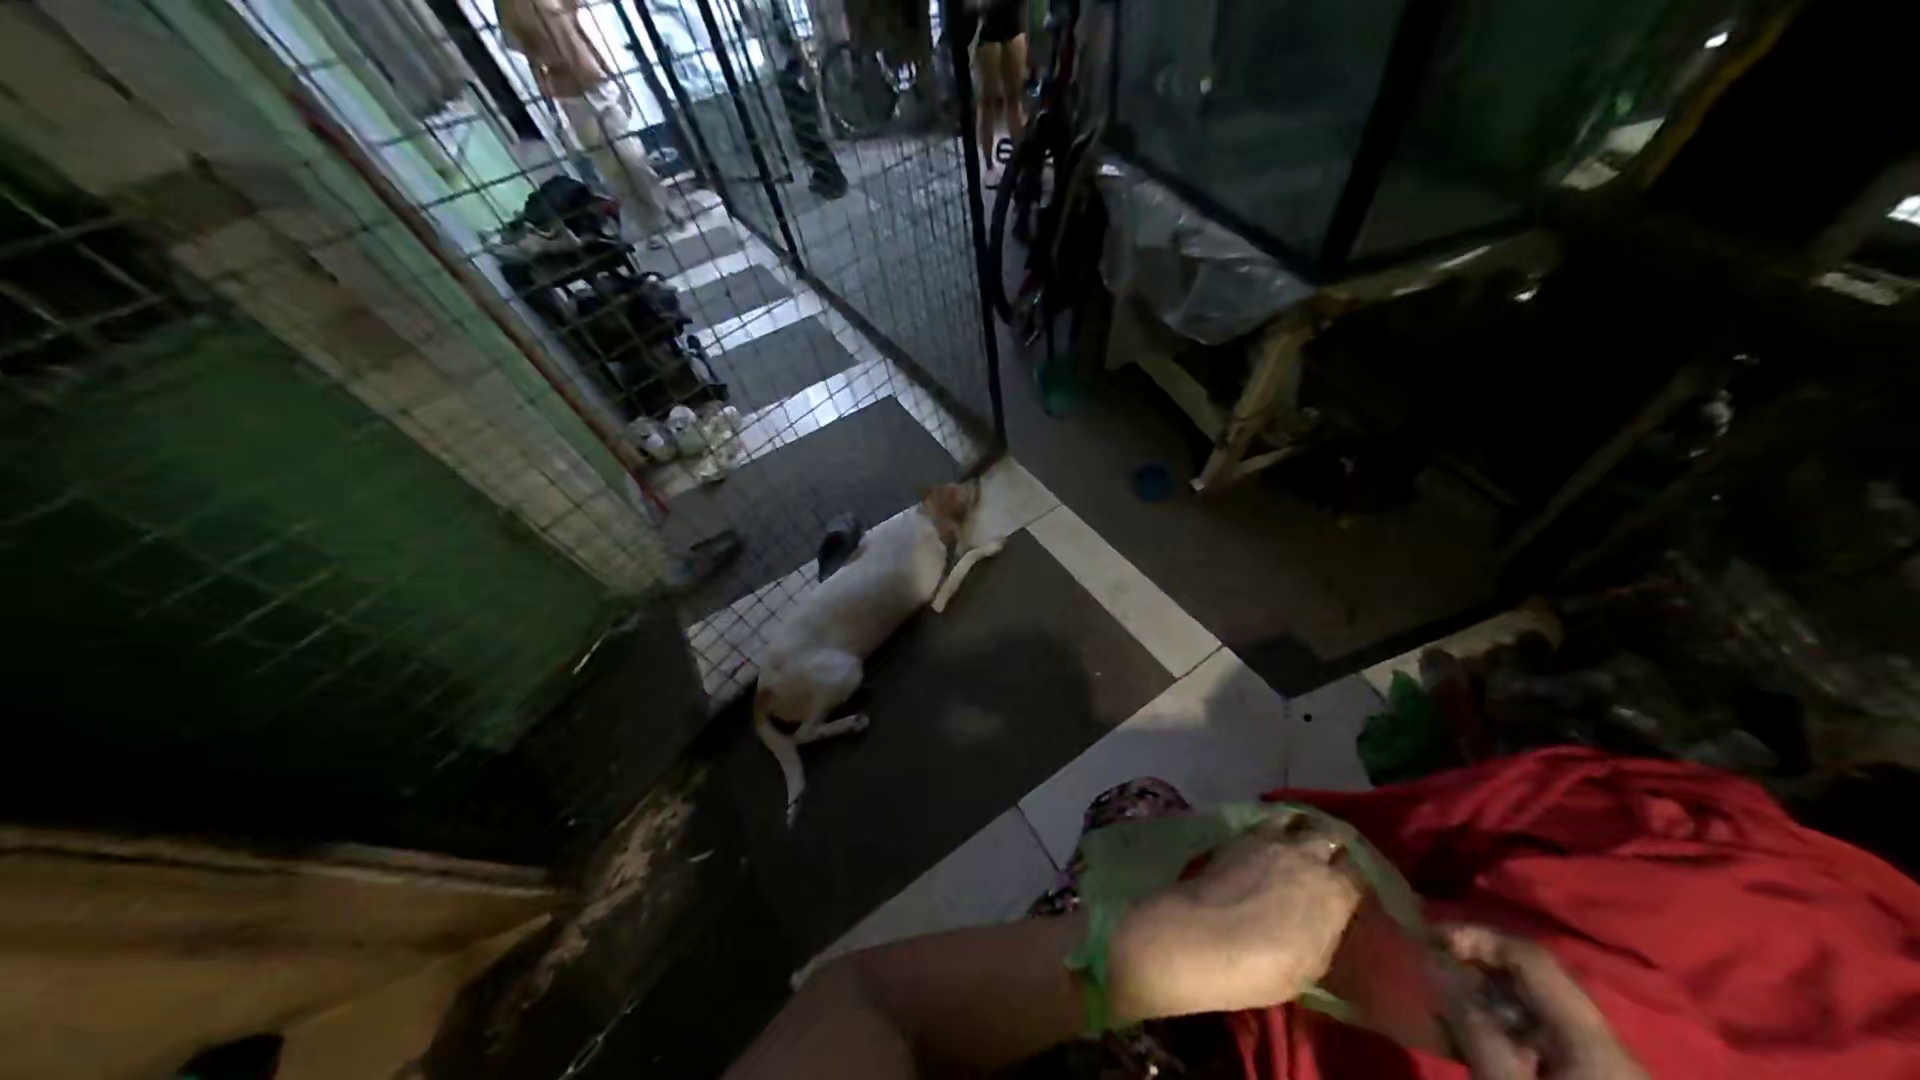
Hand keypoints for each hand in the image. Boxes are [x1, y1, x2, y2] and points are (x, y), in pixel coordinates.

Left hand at [1106, 815, 1362, 1020]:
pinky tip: (1267, 838)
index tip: (1357, 883)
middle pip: (1331, 834)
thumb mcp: (1313, 963)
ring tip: (1300, 835)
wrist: (1201, 937)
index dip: (1360, 876)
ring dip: (1301, 825)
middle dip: (1336, 841)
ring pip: (1294, 819)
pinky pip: (1263, 822)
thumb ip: (1326, 930)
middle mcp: (1305, 855)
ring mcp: (1268, 840)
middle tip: (1333, 853)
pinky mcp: (1236, 836)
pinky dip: (1271, 826)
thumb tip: (1327, 916)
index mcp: (1334, 890)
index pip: (1360, 872)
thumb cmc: (1265, 967)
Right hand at [1440, 925, 1647, 1079]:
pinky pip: (1549, 1038)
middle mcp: (1607, 1043)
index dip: (1478, 938)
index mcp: (1592, 1038)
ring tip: (1448, 1013)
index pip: (1531, 958)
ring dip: (1490, 1000)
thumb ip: (1471, 1023)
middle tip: (1433, 971)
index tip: (1431, 940)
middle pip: (1538, 982)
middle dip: (1480, 970)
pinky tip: (1479, 1044)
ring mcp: (1610, 1069)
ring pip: (1542, 1010)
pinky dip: (1509, 1029)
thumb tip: (1434, 963)